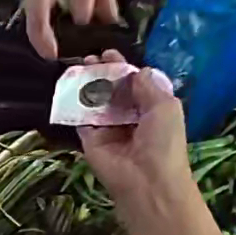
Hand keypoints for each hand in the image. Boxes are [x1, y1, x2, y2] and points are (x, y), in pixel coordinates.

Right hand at [76, 52, 191, 222]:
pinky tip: (69, 85)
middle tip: (91, 58)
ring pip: (95, 102)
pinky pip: (80, 118)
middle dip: (102, 73)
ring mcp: (107, 130)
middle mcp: (128, 119)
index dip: (123, 68)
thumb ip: (149, 85)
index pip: (133, 85)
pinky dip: (74, 103)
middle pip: (112, 91)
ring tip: (80, 66)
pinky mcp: (89, 140)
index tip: (110, 53)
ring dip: (87, 84)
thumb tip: (137, 70)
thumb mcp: (166, 106)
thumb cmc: (163, 142)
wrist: (146, 181)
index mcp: (150, 111)